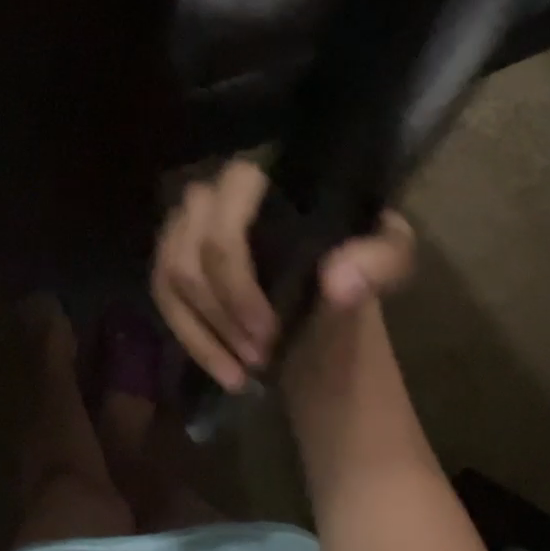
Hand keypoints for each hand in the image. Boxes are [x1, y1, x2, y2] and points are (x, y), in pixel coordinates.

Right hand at [152, 159, 414, 391]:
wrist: (327, 317)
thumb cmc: (354, 275)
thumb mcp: (388, 264)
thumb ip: (381, 261)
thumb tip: (336, 284)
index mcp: (269, 178)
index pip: (229, 196)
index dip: (237, 266)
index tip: (269, 327)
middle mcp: (218, 191)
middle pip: (192, 245)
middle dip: (224, 308)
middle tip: (261, 354)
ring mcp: (187, 224)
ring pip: (171, 272)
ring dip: (205, 328)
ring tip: (246, 369)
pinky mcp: (171, 260)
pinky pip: (161, 293)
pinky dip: (190, 337)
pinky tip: (223, 372)